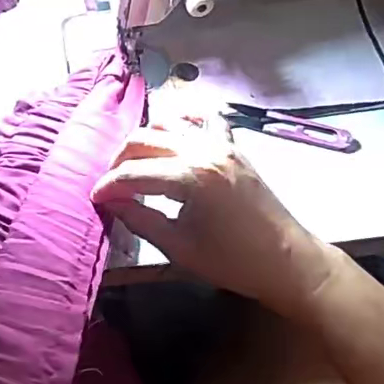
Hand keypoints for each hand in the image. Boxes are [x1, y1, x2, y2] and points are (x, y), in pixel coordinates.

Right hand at [92, 119, 343, 317]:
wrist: (290, 263)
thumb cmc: (234, 262)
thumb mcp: (179, 247)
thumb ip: (139, 219)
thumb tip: (109, 202)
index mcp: (192, 177)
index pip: (133, 172)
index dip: (108, 185)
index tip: (94, 198)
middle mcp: (204, 150)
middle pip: (144, 140)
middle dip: (119, 161)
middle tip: (110, 185)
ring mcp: (221, 143)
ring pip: (167, 124)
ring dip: (144, 141)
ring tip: (134, 166)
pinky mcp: (232, 146)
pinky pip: (200, 120)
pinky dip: (181, 122)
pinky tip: (170, 135)